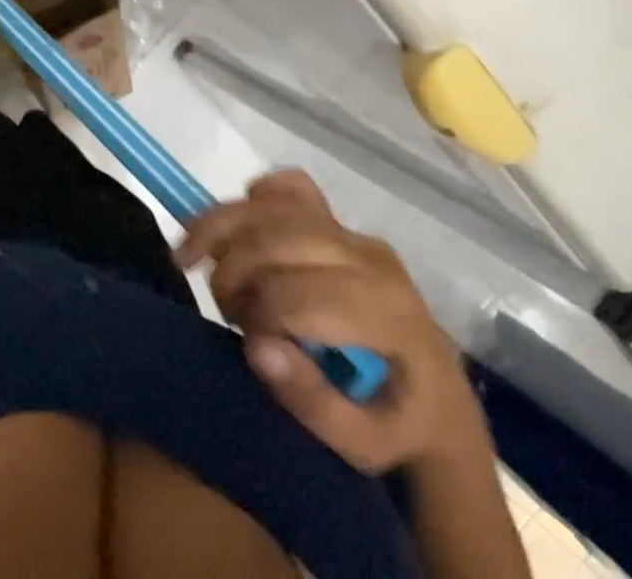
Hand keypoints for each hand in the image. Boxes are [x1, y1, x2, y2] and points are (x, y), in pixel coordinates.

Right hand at [175, 171, 490, 474]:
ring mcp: (355, 236)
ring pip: (273, 206)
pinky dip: (254, 199)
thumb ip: (312, 402)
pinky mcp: (343, 226)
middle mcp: (368, 260)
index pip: (292, 293)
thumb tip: (259, 346)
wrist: (439, 402)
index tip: (252, 347)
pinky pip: (292, 188)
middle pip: (275, 240)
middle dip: (231, 275)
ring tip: (192, 258)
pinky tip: (233, 231)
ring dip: (222, 228)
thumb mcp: (361, 442)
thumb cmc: (396, 427)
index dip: (255, 318)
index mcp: (381, 314)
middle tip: (225, 313)